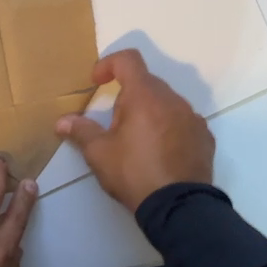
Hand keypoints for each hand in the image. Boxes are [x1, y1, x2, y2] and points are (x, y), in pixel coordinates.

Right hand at [56, 49, 214, 210]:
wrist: (178, 206)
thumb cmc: (133, 173)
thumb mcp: (99, 153)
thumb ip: (81, 131)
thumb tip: (62, 121)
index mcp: (144, 96)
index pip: (128, 60)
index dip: (108, 64)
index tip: (96, 82)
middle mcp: (173, 100)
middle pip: (147, 82)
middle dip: (127, 95)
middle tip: (113, 122)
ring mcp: (193, 118)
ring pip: (166, 103)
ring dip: (149, 112)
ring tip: (137, 140)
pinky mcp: (204, 137)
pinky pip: (182, 122)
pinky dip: (168, 128)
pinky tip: (159, 153)